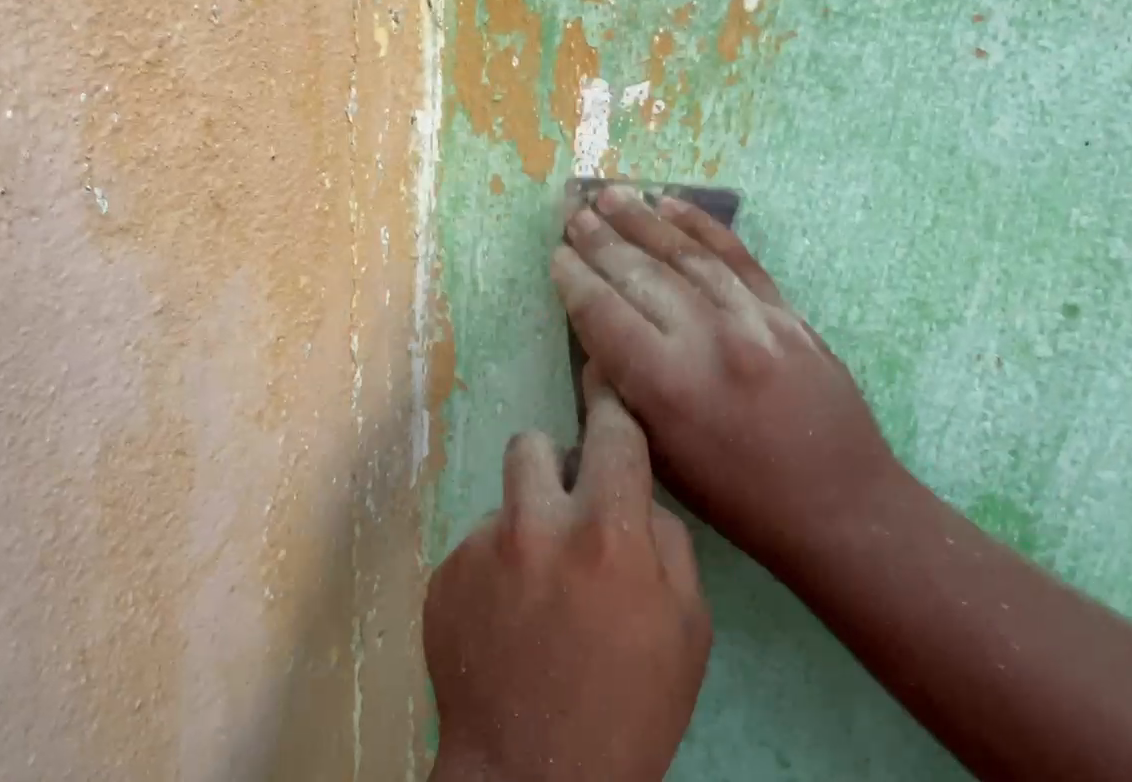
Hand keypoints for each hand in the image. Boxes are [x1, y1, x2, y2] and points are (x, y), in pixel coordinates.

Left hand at [424, 368, 709, 781]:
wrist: (533, 773)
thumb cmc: (629, 709)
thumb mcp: (686, 630)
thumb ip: (665, 541)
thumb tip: (634, 493)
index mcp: (607, 536)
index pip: (612, 434)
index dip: (613, 407)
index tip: (608, 388)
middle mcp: (535, 525)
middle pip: (534, 443)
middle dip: (558, 466)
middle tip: (571, 508)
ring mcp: (481, 546)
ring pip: (505, 494)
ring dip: (527, 514)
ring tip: (540, 573)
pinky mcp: (445, 570)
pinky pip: (478, 541)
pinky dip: (497, 562)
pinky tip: (509, 613)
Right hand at [549, 186, 903, 564]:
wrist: (839, 506)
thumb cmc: (732, 495)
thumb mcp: (655, 456)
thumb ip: (618, 391)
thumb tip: (596, 340)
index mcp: (666, 384)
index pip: (604, 313)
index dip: (574, 280)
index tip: (555, 255)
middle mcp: (708, 340)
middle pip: (640, 275)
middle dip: (600, 240)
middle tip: (571, 211)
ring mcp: (753, 321)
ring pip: (686, 256)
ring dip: (643, 221)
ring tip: (611, 194)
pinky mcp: (786, 314)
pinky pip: (737, 258)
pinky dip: (702, 227)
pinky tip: (673, 205)